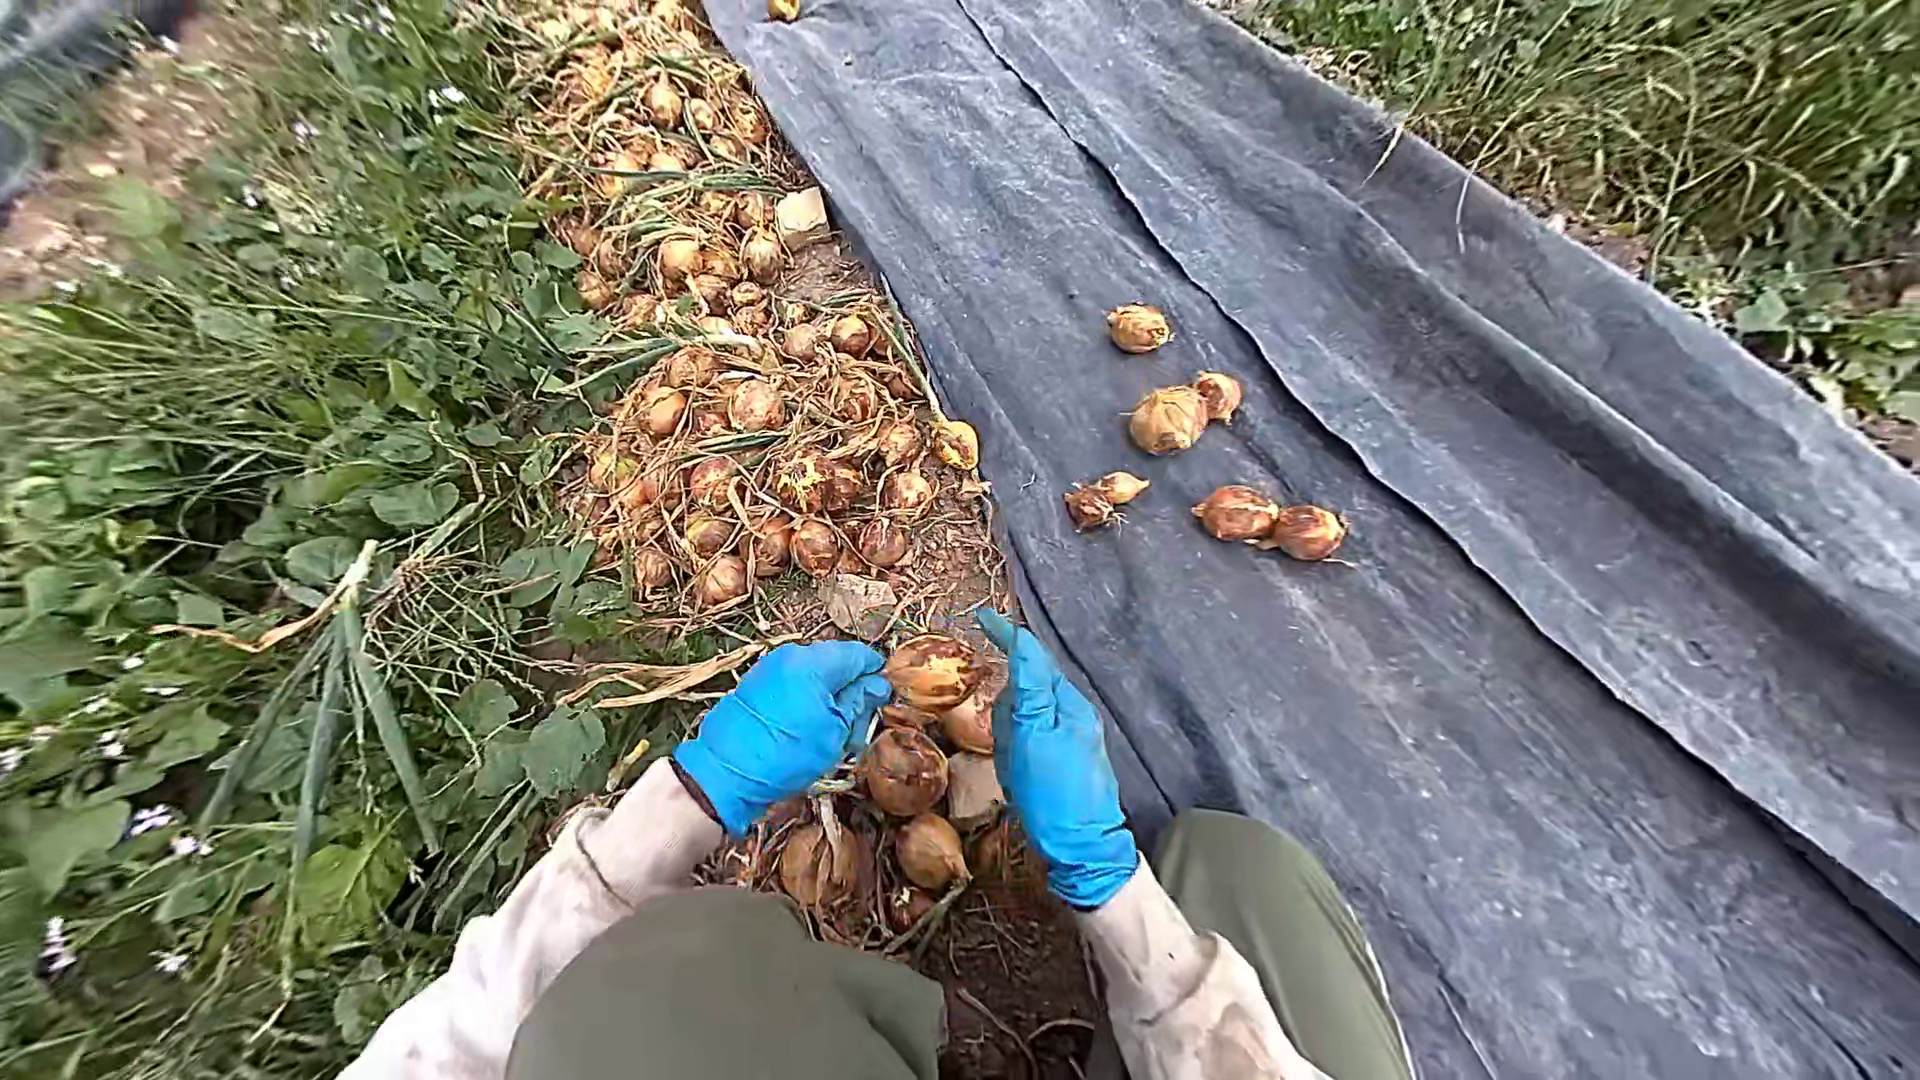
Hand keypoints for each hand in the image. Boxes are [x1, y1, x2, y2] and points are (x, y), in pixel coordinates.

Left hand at [673, 641, 891, 834]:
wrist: (723, 775)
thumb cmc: (784, 754)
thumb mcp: (834, 732)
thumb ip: (859, 701)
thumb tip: (878, 685)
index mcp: (813, 661)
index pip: (859, 654)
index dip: (876, 675)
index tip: (883, 698)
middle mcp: (791, 655)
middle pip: (838, 661)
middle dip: (853, 688)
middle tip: (860, 725)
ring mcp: (772, 667)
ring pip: (817, 673)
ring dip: (831, 696)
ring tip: (834, 732)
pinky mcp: (758, 682)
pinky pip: (795, 681)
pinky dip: (809, 698)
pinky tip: (810, 728)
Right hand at [977, 611, 1138, 908]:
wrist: (1082, 849)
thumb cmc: (1055, 791)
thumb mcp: (1034, 736)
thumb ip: (1028, 689)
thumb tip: (1022, 642)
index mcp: (1066, 702)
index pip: (1034, 657)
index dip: (1008, 635)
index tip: (982, 617)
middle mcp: (1072, 712)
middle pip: (1028, 686)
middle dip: (1008, 705)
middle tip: (1004, 740)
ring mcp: (1070, 736)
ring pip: (1026, 714)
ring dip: (1011, 731)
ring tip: (1013, 764)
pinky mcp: (1063, 757)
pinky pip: (1031, 738)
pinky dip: (1018, 747)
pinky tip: (1019, 772)